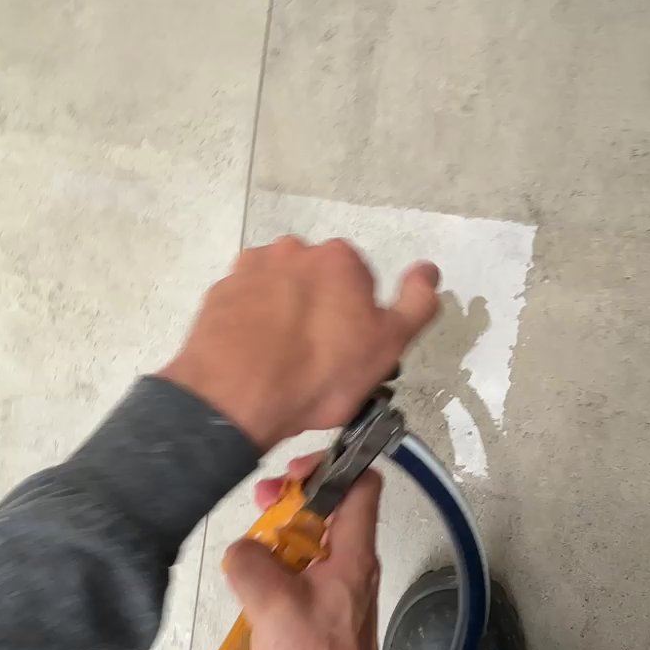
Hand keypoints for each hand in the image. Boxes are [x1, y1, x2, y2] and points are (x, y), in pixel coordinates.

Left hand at [159, 236, 439, 449]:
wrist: (236, 399)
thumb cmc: (319, 376)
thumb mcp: (388, 346)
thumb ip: (417, 303)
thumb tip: (428, 270)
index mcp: (340, 259)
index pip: (361, 284)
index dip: (360, 320)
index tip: (350, 351)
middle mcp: (294, 250)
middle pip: (319, 283)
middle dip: (322, 312)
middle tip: (319, 360)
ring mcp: (252, 268)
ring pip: (282, 290)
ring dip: (287, 314)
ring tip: (284, 361)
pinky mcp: (220, 291)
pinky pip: (248, 303)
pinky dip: (255, 322)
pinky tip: (257, 355)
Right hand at [224, 452, 383, 649]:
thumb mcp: (273, 606)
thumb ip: (251, 563)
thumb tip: (242, 548)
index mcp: (353, 552)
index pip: (362, 485)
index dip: (331, 467)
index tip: (293, 475)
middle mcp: (353, 560)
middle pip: (333, 505)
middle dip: (295, 496)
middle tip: (261, 502)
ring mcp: (341, 582)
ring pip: (316, 535)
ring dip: (283, 529)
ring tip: (252, 541)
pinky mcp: (327, 602)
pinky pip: (306, 564)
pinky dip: (282, 559)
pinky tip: (256, 575)